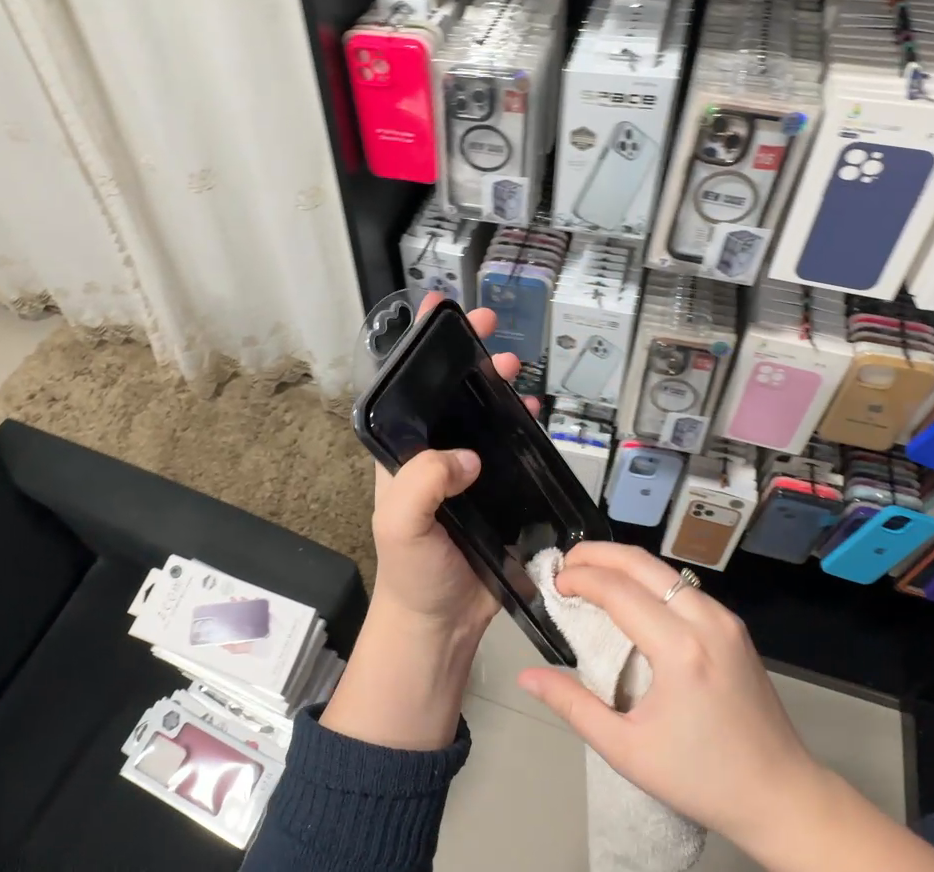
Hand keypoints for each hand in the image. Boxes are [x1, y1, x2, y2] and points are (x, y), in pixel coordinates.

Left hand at [369, 294, 535, 638]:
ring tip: (516, 368)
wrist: (442, 623)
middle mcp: (431, 458)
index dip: (419, 348)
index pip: (407, 391)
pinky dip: (522, 429)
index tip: (438, 309)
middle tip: (492, 332)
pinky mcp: (495, 494)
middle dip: (469, 360)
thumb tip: (466, 456)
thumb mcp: (400, 523)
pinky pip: (511, 451)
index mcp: (401, 455)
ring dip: (498, 390)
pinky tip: (534, 417)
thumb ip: (422, 483)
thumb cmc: (412, 572)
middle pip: (450, 396)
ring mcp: (465, 475)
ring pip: (483, 419)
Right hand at [517, 543, 933, 871]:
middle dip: (598, 554)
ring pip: (666, 571)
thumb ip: (573, 706)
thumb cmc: (701, 778)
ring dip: (624, 564)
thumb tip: (528, 677)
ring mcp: (726, 621)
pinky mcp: (735, 629)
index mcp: (680, 649)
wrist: (782, 796)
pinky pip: (684, 588)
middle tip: (565, 564)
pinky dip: (649, 581)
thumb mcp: (627, 749)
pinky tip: (630, 597)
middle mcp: (707, 621)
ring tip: (590, 575)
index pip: (619, 590)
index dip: (580, 578)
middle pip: (643, 564)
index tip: (553, 583)